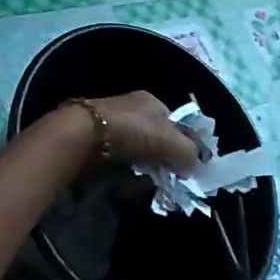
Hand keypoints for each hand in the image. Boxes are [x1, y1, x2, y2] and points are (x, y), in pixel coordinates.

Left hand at [66, 92, 199, 169]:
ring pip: (137, 146)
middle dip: (163, 155)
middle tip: (167, 176)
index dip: (183, 143)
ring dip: (144, 162)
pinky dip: (125, 165)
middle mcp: (133, 107)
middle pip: (156, 135)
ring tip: (147, 179)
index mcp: (152, 101)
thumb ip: (187, 153)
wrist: (83, 135)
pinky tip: (126, 176)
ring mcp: (112, 121)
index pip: (175, 123)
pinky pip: (119, 154)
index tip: (185, 165)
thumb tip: (196, 167)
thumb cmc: (132, 131)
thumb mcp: (169, 141)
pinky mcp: (96, 137)